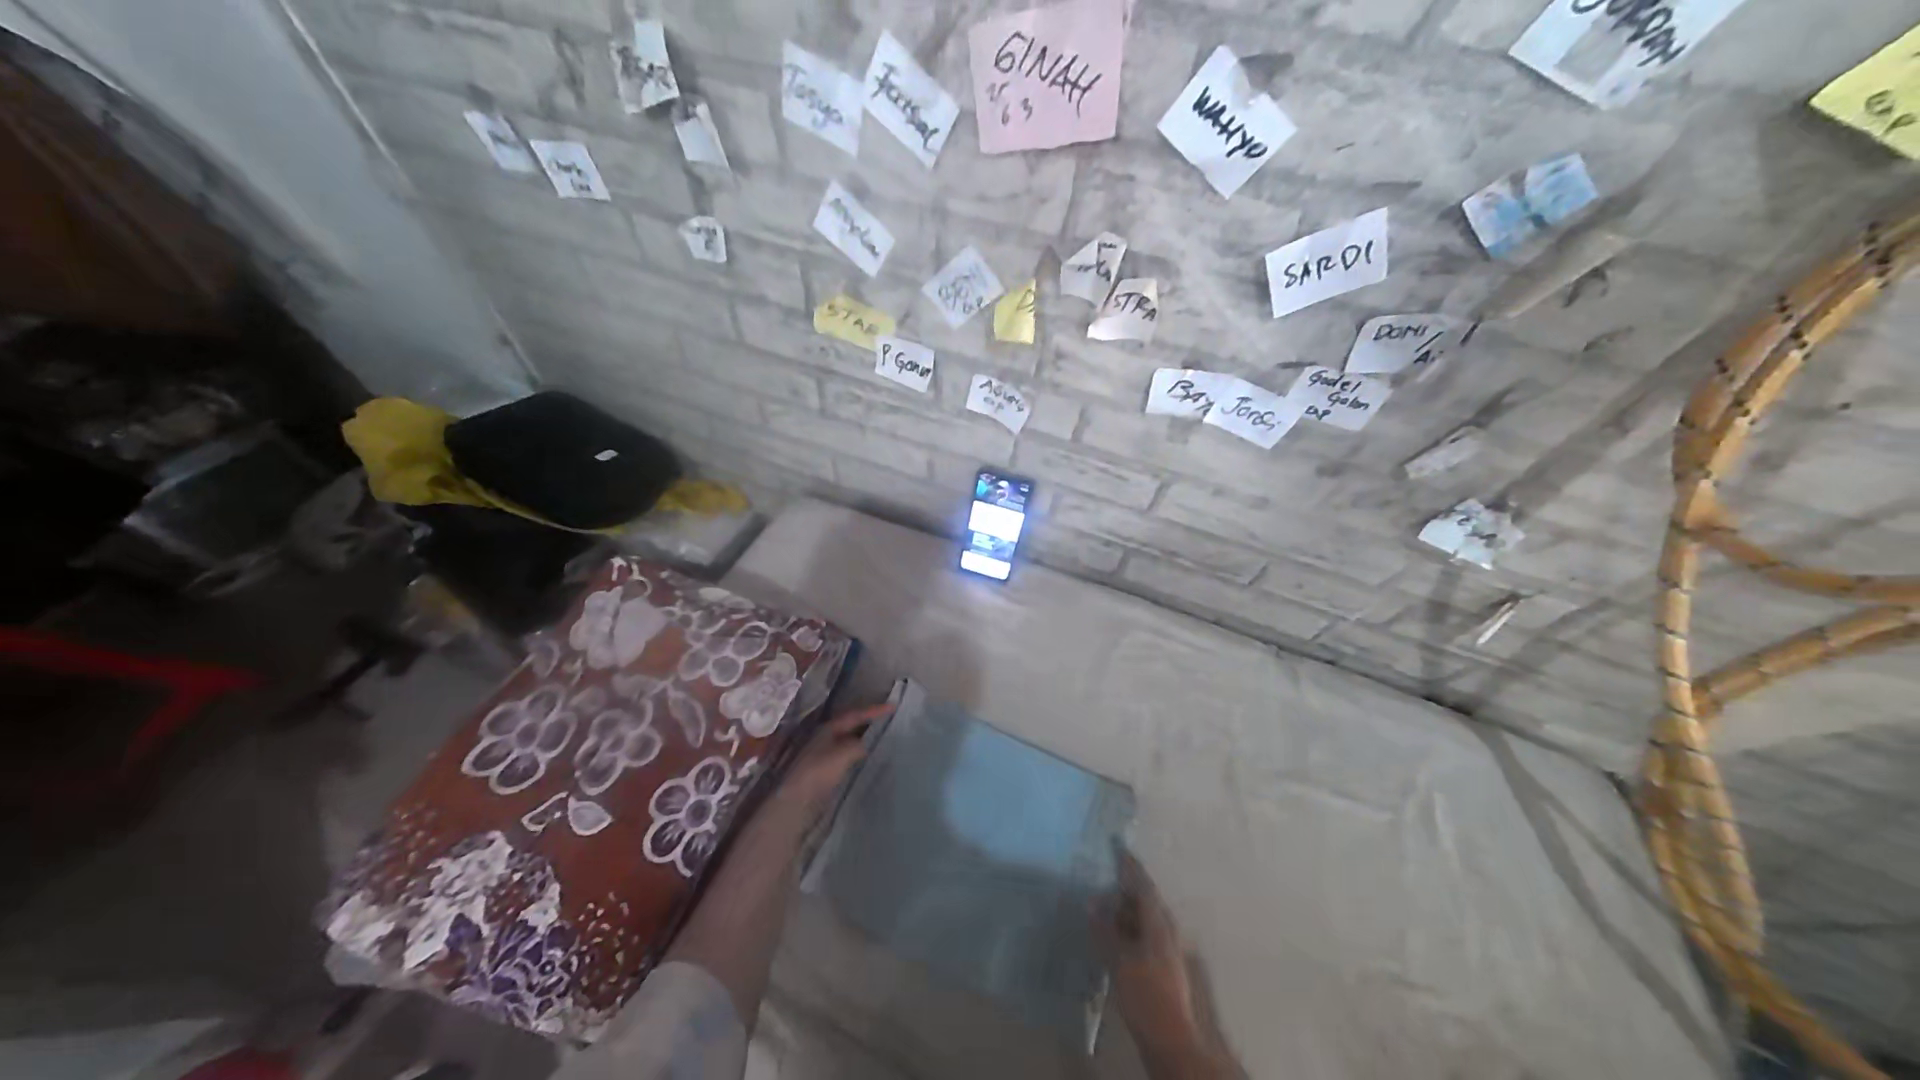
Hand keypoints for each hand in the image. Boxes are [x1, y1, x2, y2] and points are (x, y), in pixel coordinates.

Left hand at [772, 704, 889, 819]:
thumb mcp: (843, 753)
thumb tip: (869, 744)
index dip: (874, 710)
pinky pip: (849, 754)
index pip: (855, 714)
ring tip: (887, 737)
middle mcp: (825, 737)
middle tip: (892, 719)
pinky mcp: (827, 769)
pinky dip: (862, 752)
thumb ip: (860, 745)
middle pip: (852, 725)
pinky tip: (872, 758)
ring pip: (851, 740)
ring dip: (867, 737)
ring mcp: (825, 753)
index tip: (894, 706)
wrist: (796, 801)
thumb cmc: (818, 772)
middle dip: (870, 722)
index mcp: (828, 728)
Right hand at [1093, 849, 1208, 1063]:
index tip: (1116, 845)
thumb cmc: (1146, 995)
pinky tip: (1110, 935)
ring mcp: (1166, 950)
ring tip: (1100, 905)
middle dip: (1123, 888)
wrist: (1172, 1040)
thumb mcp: (1120, 960)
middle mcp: (1166, 931)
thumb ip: (1105, 929)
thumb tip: (1092, 901)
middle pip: (1144, 900)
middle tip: (1100, 878)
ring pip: (1143, 918)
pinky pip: (1141, 935)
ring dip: (1124, 909)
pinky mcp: (1161, 967)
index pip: (1142, 884)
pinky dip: (1126, 928)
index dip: (1129, 865)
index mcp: (1159, 923)